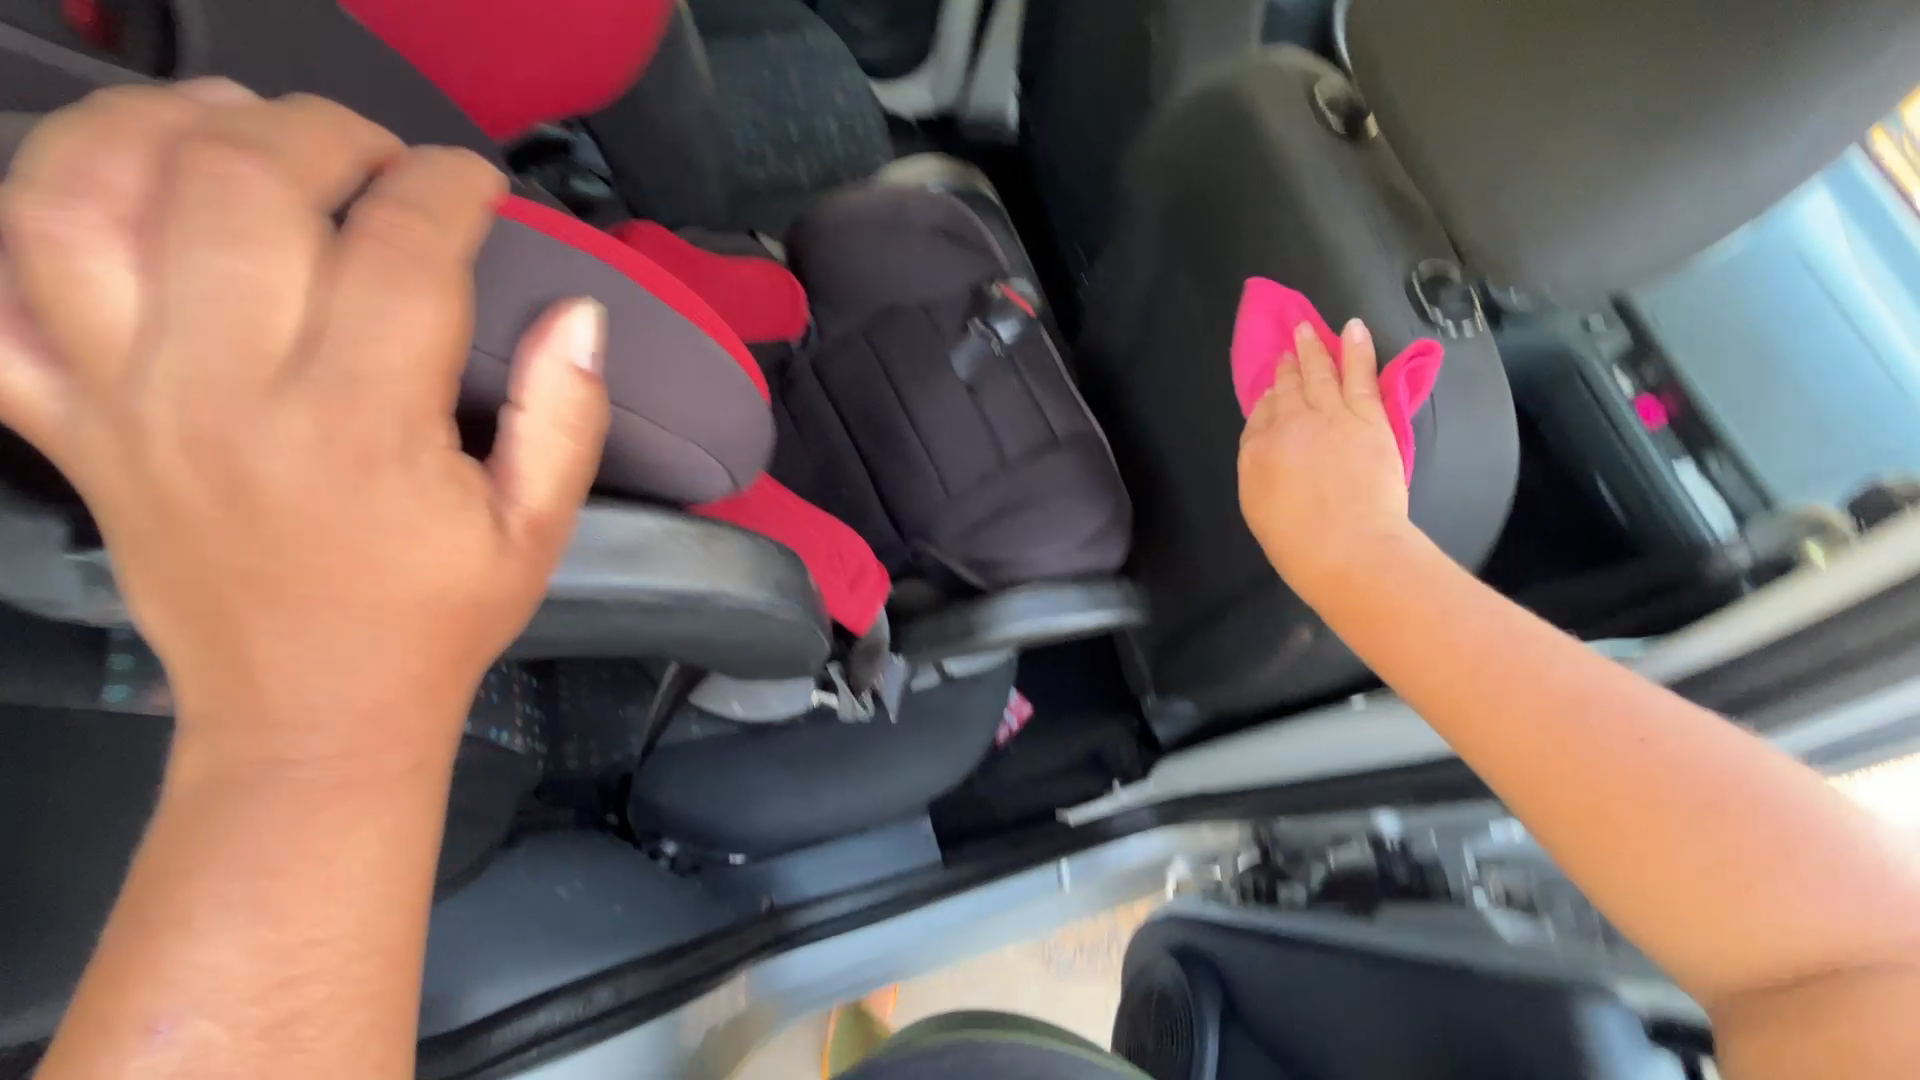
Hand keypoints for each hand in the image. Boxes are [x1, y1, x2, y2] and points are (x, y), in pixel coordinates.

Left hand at [0, 82, 608, 765]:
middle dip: (321, 132)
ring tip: (242, 125)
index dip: (448, 189)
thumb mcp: (538, 529)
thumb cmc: (440, 618)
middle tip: (380, 151)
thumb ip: (569, 416)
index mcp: (363, 426)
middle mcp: (226, 394)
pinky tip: (113, 192)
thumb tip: (581, 313)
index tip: (480, 182)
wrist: (312, 711)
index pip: (402, 250)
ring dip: (163, 128)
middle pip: (240, 187)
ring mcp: (122, 402)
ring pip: (84, 199)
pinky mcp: (65, 424)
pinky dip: (26, 209)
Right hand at [1238, 319, 1415, 596]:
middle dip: (1285, 368)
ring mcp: (1328, 417)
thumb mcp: (1257, 508)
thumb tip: (1267, 447)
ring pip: (1318, 374)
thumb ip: (1258, 472)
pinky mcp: (1367, 418)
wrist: (1345, 549)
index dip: (1266, 401)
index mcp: (1255, 453)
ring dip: (1312, 349)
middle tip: (1287, 350)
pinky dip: (1356, 349)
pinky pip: (1359, 375)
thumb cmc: (1297, 544)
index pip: (1259, 418)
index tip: (1271, 392)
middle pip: (1285, 391)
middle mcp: (1287, 426)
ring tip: (1307, 329)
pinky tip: (1352, 328)